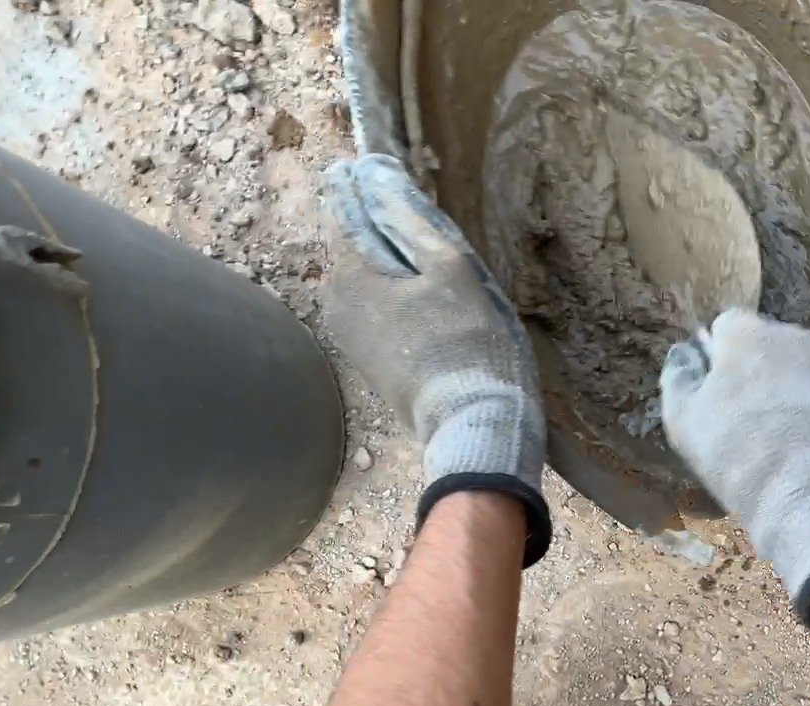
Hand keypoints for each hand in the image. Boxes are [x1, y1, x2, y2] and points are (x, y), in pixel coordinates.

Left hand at [318, 154, 549, 562]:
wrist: (475, 421)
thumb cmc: (468, 341)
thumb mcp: (453, 270)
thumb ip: (413, 222)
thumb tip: (378, 181)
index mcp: (344, 276)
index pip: (358, 219)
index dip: (393, 213)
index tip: (427, 223)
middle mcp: (334, 307)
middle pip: (373, 261)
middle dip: (408, 260)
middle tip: (456, 278)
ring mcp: (352, 344)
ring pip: (385, 296)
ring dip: (416, 293)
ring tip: (459, 310)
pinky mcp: (376, 371)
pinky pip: (393, 327)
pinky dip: (416, 322)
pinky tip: (449, 335)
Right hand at [660, 310, 809, 633]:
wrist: (803, 487)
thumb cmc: (733, 450)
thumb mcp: (683, 418)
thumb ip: (678, 377)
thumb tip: (684, 356)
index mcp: (747, 333)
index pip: (727, 325)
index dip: (717, 356)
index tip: (713, 388)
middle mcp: (792, 337)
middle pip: (766, 345)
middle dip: (753, 369)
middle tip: (741, 415)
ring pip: (797, 369)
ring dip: (784, 390)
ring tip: (774, 435)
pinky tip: (800, 445)